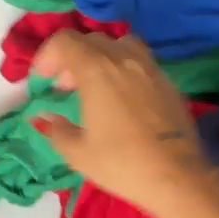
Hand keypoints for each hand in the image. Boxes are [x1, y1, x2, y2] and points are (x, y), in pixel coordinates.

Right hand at [31, 31, 218, 217]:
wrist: (177, 176)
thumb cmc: (122, 164)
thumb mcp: (79, 153)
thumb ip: (57, 131)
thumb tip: (45, 119)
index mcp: (97, 69)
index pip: (65, 41)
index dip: (47, 56)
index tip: (42, 82)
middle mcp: (124, 58)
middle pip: (91, 41)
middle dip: (71, 59)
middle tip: (65, 88)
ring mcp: (151, 68)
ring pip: (120, 46)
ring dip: (101, 59)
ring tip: (96, 87)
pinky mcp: (169, 83)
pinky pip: (140, 63)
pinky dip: (124, 71)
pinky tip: (122, 100)